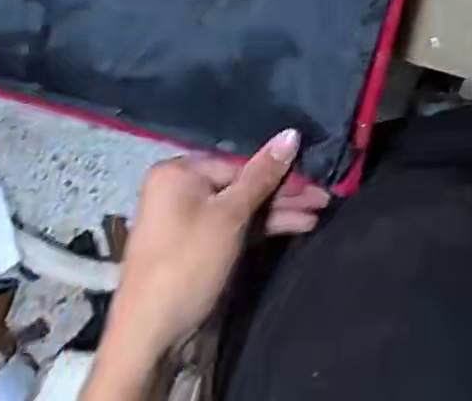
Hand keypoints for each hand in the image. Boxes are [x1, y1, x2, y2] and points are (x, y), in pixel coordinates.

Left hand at [101, 130, 331, 363]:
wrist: (148, 339)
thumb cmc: (188, 263)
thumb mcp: (230, 215)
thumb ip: (263, 174)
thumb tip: (292, 133)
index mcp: (179, 171)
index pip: (240, 163)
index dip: (279, 171)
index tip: (314, 177)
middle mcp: (182, 188)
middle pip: (242, 184)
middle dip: (283, 193)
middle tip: (322, 197)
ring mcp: (189, 219)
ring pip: (242, 207)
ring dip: (279, 212)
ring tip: (318, 212)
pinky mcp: (199, 246)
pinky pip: (235, 226)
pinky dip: (262, 228)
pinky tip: (297, 225)